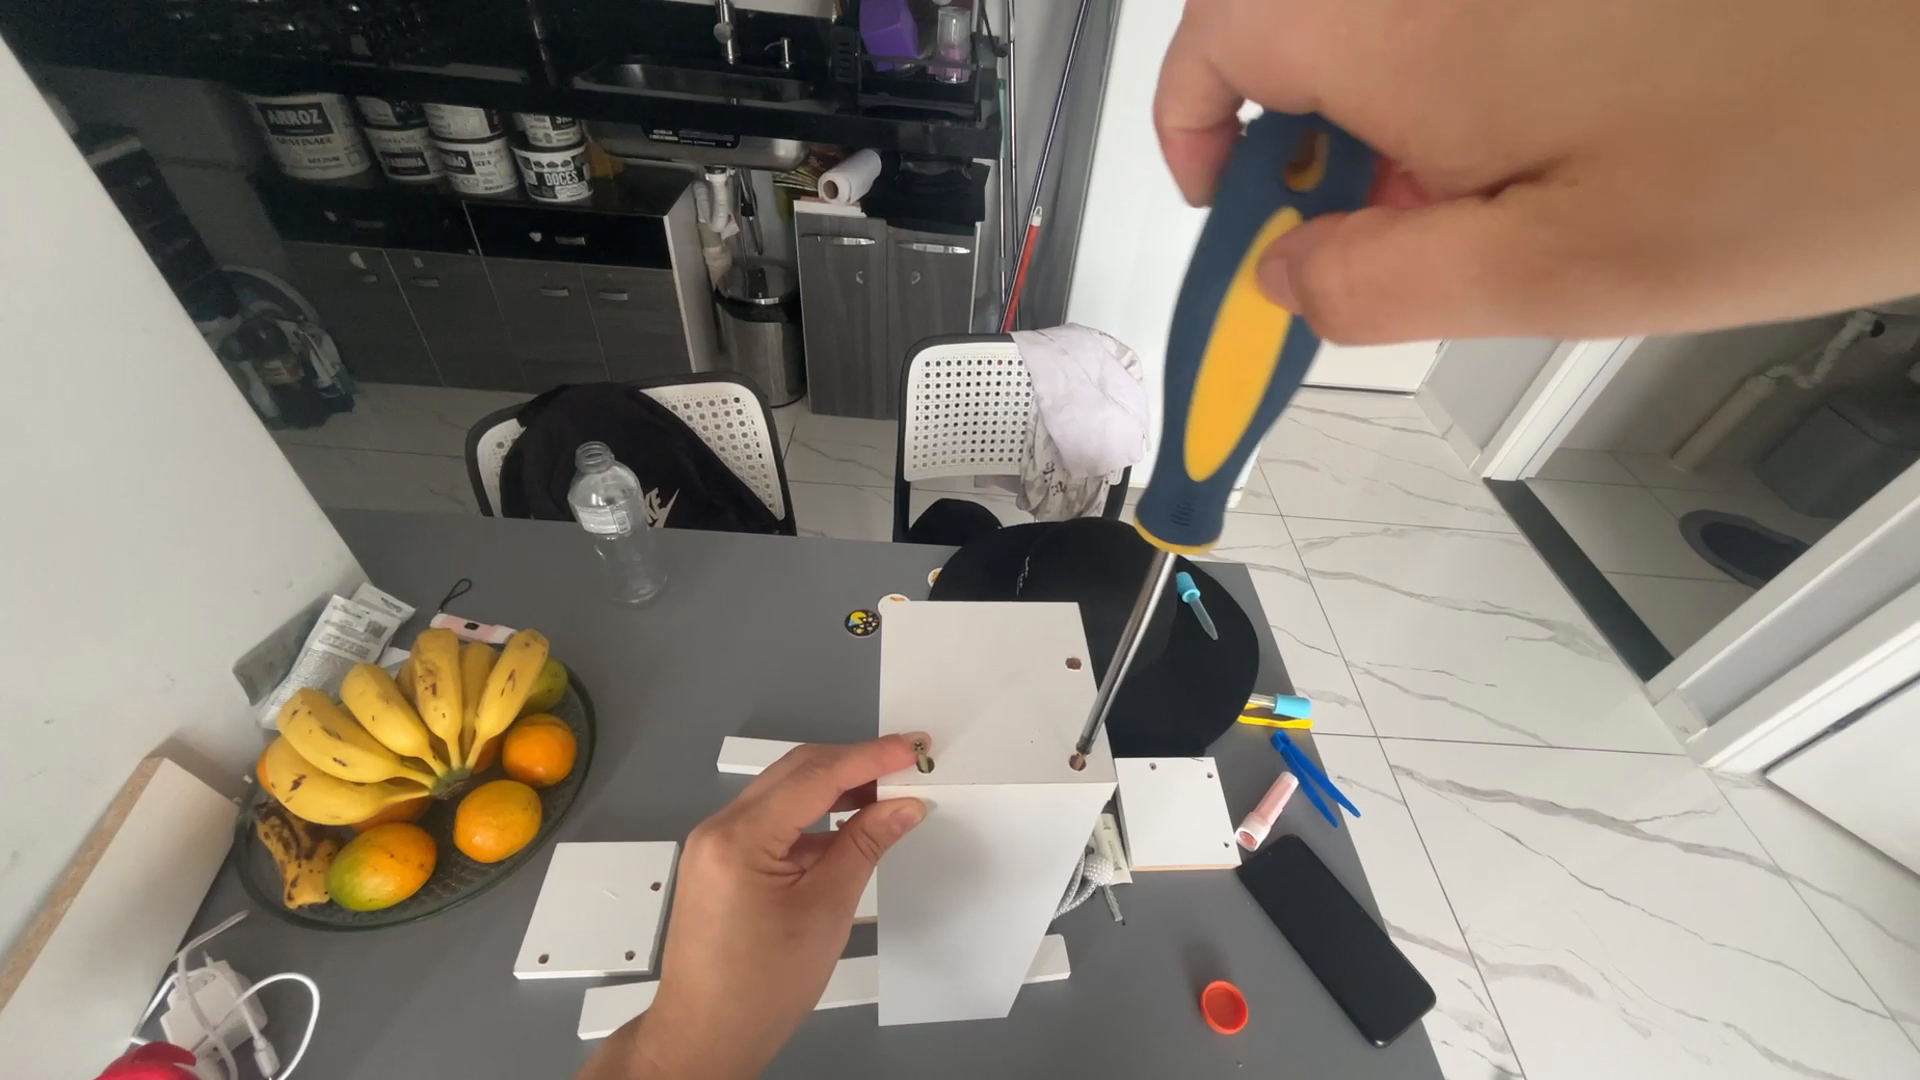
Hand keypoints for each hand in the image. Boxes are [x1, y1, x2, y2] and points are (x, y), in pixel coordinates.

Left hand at [577, 735, 928, 1079]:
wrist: (703, 1041)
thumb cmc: (765, 986)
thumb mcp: (826, 911)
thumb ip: (866, 844)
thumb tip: (906, 804)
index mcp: (740, 837)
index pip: (815, 777)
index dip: (870, 757)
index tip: (914, 747)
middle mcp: (720, 825)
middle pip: (797, 771)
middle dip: (855, 763)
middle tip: (906, 764)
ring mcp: (716, 840)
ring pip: (786, 790)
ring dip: (836, 785)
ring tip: (886, 791)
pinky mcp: (722, 856)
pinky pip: (774, 817)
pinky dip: (814, 814)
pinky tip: (849, 822)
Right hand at [1155, 0, 1919, 343]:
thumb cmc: (1842, 139)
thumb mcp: (1552, 273)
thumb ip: (1373, 287)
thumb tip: (1283, 280)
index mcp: (1411, 21)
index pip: (1213, 44)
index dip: (1192, 133)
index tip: (1232, 210)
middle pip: (1284, 29)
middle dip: (1292, 141)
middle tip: (1353, 224)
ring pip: (1369, 26)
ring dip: (1377, 117)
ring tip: (1465, 190)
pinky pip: (1447, 20)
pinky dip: (1447, 80)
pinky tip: (1528, 130)